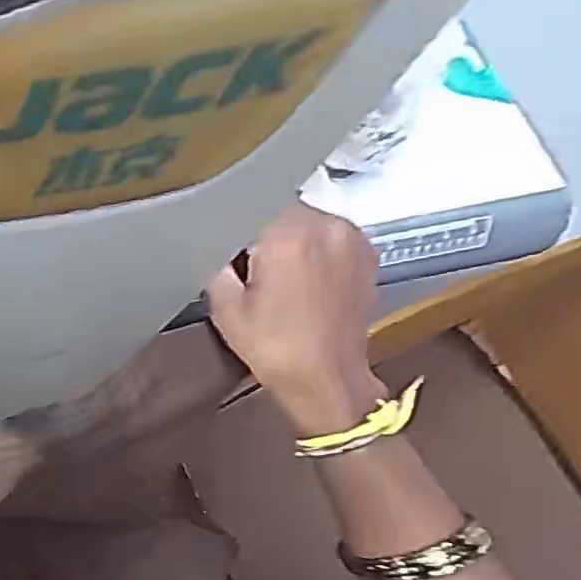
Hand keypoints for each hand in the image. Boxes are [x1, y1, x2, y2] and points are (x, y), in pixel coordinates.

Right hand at [207, 202, 387, 435]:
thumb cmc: (275, 349)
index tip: (222, 243)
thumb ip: (215, 264)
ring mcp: (351, 237)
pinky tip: (300, 281)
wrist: (326, 378)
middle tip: (246, 266)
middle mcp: (327, 225)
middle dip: (260, 231)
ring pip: (307, 220)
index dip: (232, 222)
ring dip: (288, 239)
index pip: (252, 201)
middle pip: (282, 208)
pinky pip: (329, 236)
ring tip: (276, 277)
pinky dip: (312, 249)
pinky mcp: (366, 252)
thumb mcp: (226, 309)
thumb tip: (214, 244)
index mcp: (288, 235)